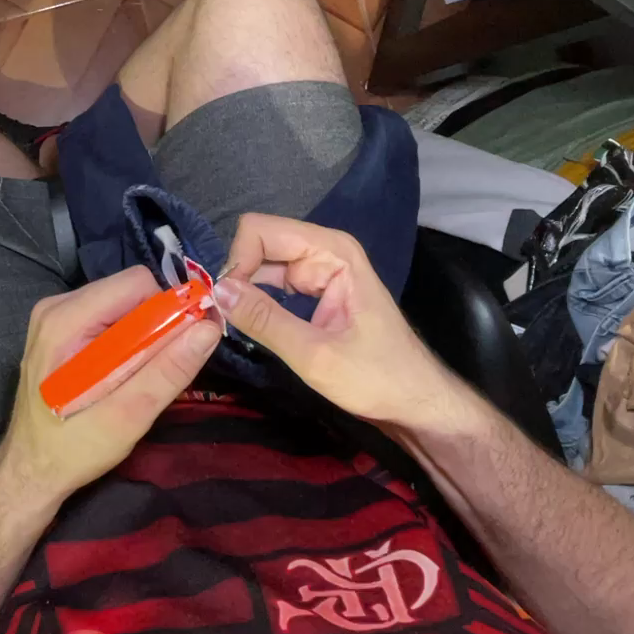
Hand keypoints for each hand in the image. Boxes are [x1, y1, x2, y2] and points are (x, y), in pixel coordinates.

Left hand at [0, 266, 221, 505]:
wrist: (31, 470)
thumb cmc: (73, 450)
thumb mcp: (127, 418)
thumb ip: (167, 371)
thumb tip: (207, 329)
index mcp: (64, 320)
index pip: (137, 285)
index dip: (169, 311)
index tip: (181, 348)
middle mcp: (55, 307)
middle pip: (129, 290)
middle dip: (155, 324)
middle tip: (157, 370)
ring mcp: (54, 315)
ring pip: (122, 302)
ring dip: (142, 334)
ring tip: (136, 376)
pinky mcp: (59, 326)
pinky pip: (109, 315)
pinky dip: (126, 339)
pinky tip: (120, 373)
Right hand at [216, 214, 487, 434]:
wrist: (415, 403)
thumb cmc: (376, 378)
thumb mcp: (314, 355)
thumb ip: (265, 320)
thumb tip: (217, 290)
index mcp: (332, 251)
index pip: (260, 230)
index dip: (237, 262)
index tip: (227, 303)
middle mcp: (323, 251)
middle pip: (258, 243)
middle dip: (236, 275)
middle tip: (223, 316)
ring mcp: (318, 269)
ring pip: (261, 264)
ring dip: (242, 289)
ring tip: (231, 323)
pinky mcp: (313, 290)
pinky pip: (271, 283)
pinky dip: (255, 300)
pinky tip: (248, 324)